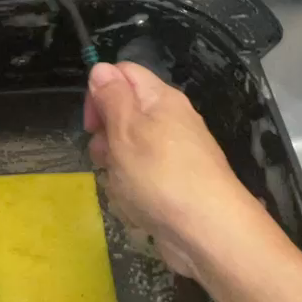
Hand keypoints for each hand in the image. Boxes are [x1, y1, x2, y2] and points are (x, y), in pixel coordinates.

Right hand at [84, 62, 286, 277]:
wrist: (209, 233)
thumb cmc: (161, 176)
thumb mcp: (126, 129)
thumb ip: (111, 96)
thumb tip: (101, 68)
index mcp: (160, 99)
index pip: (122, 74)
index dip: (99, 92)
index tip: (92, 123)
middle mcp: (170, 121)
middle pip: (122, 115)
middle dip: (105, 138)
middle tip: (106, 158)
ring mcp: (173, 155)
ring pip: (126, 151)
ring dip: (115, 170)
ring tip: (123, 187)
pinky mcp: (173, 185)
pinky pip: (139, 179)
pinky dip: (132, 192)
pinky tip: (137, 207)